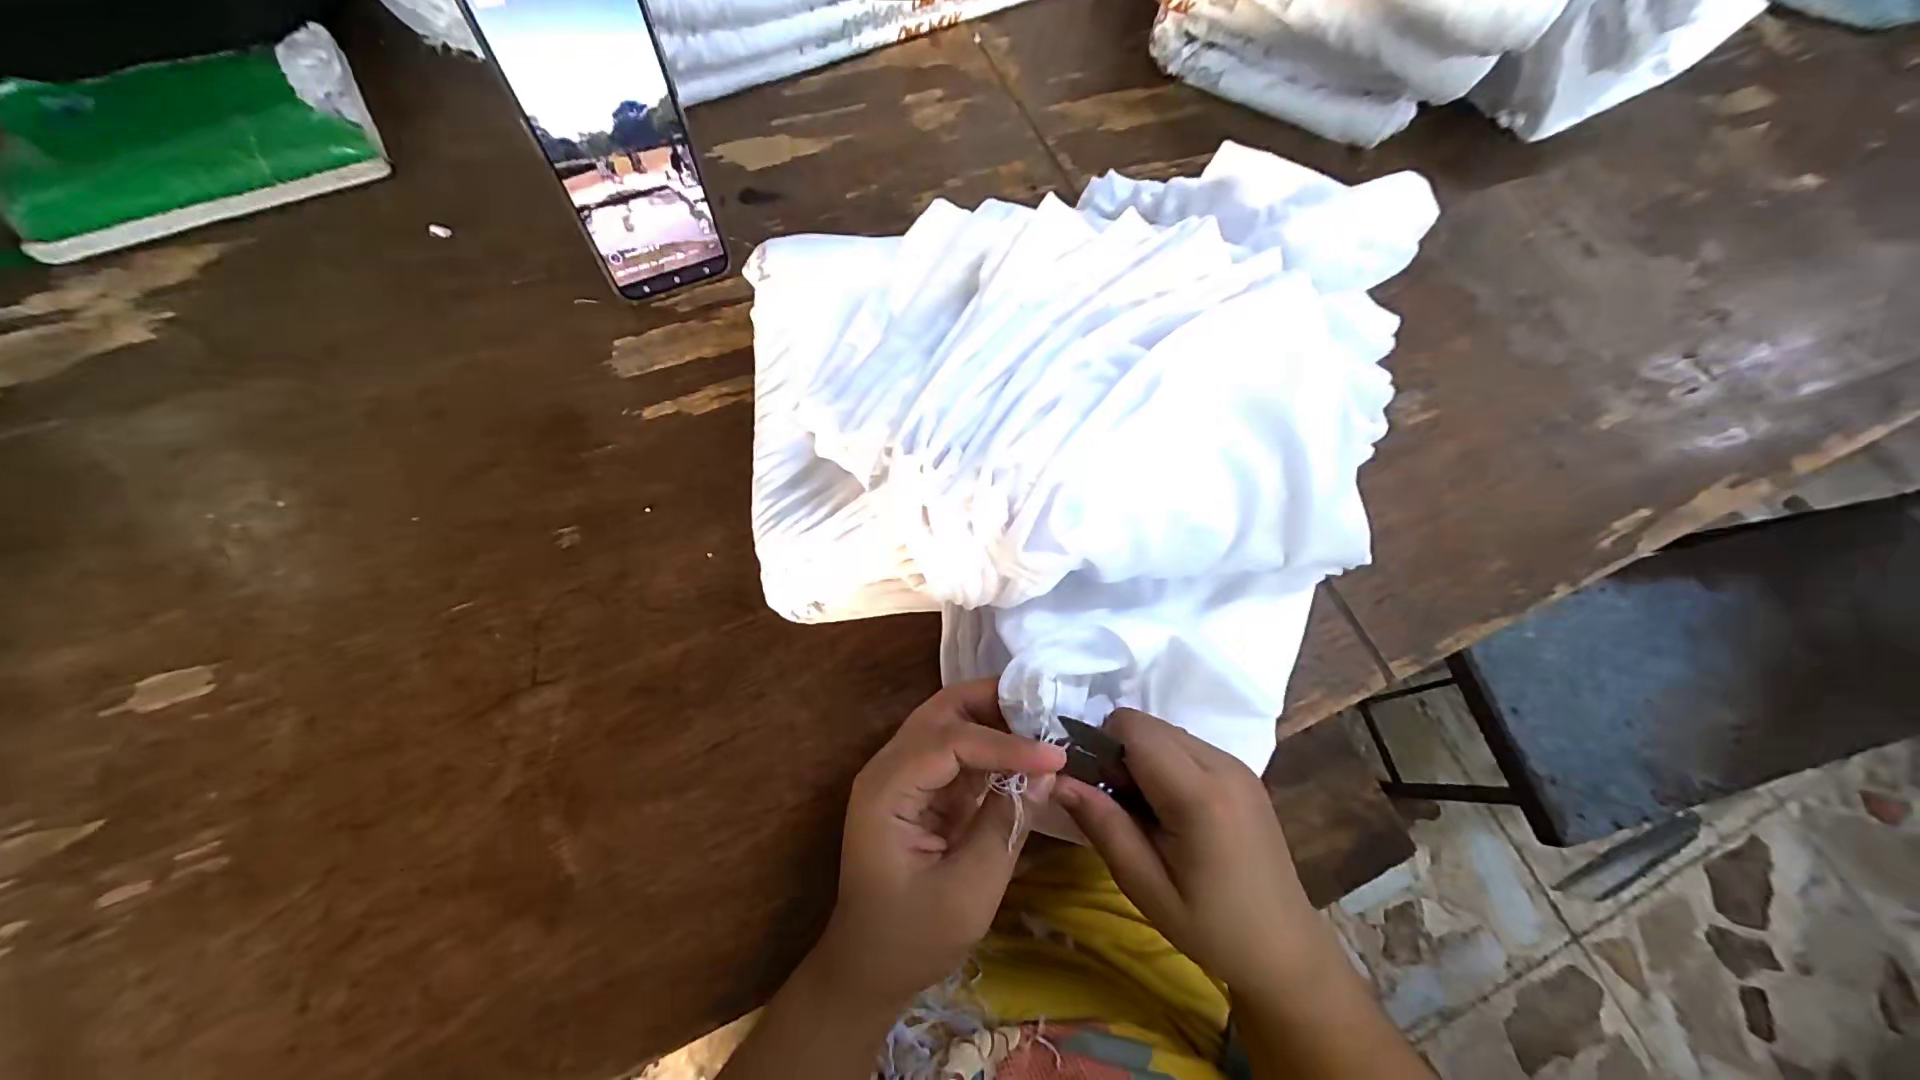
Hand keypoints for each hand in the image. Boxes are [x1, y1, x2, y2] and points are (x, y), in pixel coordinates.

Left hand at [810, 679, 1066, 1006]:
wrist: (868, 970)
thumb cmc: (912, 938)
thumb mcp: (968, 891)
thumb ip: (1005, 824)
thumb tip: (1047, 772)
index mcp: (887, 789)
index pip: (949, 741)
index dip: (1006, 744)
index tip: (1057, 755)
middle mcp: (890, 768)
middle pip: (943, 712)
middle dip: (996, 703)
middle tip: (1048, 710)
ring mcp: (904, 776)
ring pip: (951, 723)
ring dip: (997, 720)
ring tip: (1046, 727)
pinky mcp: (923, 790)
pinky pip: (960, 753)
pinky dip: (995, 749)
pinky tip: (1028, 755)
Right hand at [1054, 707, 1321, 991]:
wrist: (1284, 949)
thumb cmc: (1211, 927)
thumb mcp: (1144, 885)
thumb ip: (1102, 824)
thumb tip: (1056, 779)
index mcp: (1200, 795)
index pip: (1133, 727)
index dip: (1101, 745)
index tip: (1094, 788)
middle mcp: (1223, 765)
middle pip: (1148, 724)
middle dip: (1119, 752)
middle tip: (1117, 805)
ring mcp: (1238, 764)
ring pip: (1165, 731)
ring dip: (1141, 758)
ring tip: (1144, 812)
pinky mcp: (1242, 771)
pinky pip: (1186, 745)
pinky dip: (1164, 763)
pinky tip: (1169, 810)